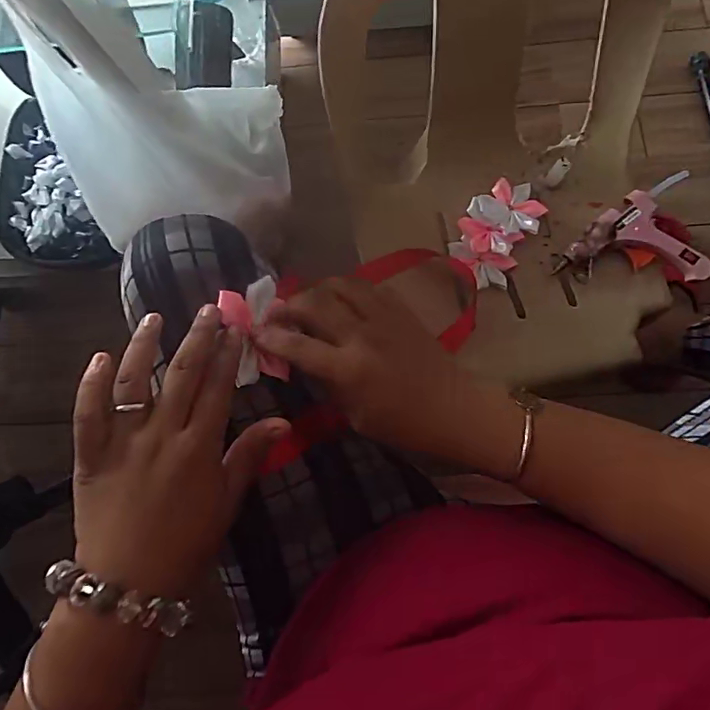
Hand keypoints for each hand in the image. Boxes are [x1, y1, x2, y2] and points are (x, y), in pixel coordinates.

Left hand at [71, 307, 289, 598]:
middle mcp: (162, 435)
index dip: (228, 354)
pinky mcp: (90, 454)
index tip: (236, 327)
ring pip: (133, 382)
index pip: (218, 387)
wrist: (127, 586)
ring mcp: (123, 441)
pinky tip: (100, 357)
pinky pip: (87, 412)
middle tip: (207, 309)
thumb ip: (250, 456)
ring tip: (154, 319)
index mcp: (198, 447)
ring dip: (144, 347)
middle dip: (198, 337)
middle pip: (181, 374)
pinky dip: (91, 383)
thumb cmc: (184, 544)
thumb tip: (283, 420)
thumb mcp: (226, 502)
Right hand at [254, 278, 517, 471]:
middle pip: (313, 303)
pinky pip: (365, 286)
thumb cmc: (402, 424)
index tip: (254, 332)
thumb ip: (325, 382)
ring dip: (316, 289)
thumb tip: (300, 358)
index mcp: (349, 370)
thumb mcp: (354, 415)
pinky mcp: (400, 308)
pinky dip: (346, 290)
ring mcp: (383, 316)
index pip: (298, 345)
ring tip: (307, 301)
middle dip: (287, 305)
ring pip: (338, 284)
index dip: (270, 337)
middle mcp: (363, 335)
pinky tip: (341, 301)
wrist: (454, 409)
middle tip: (277, 313)